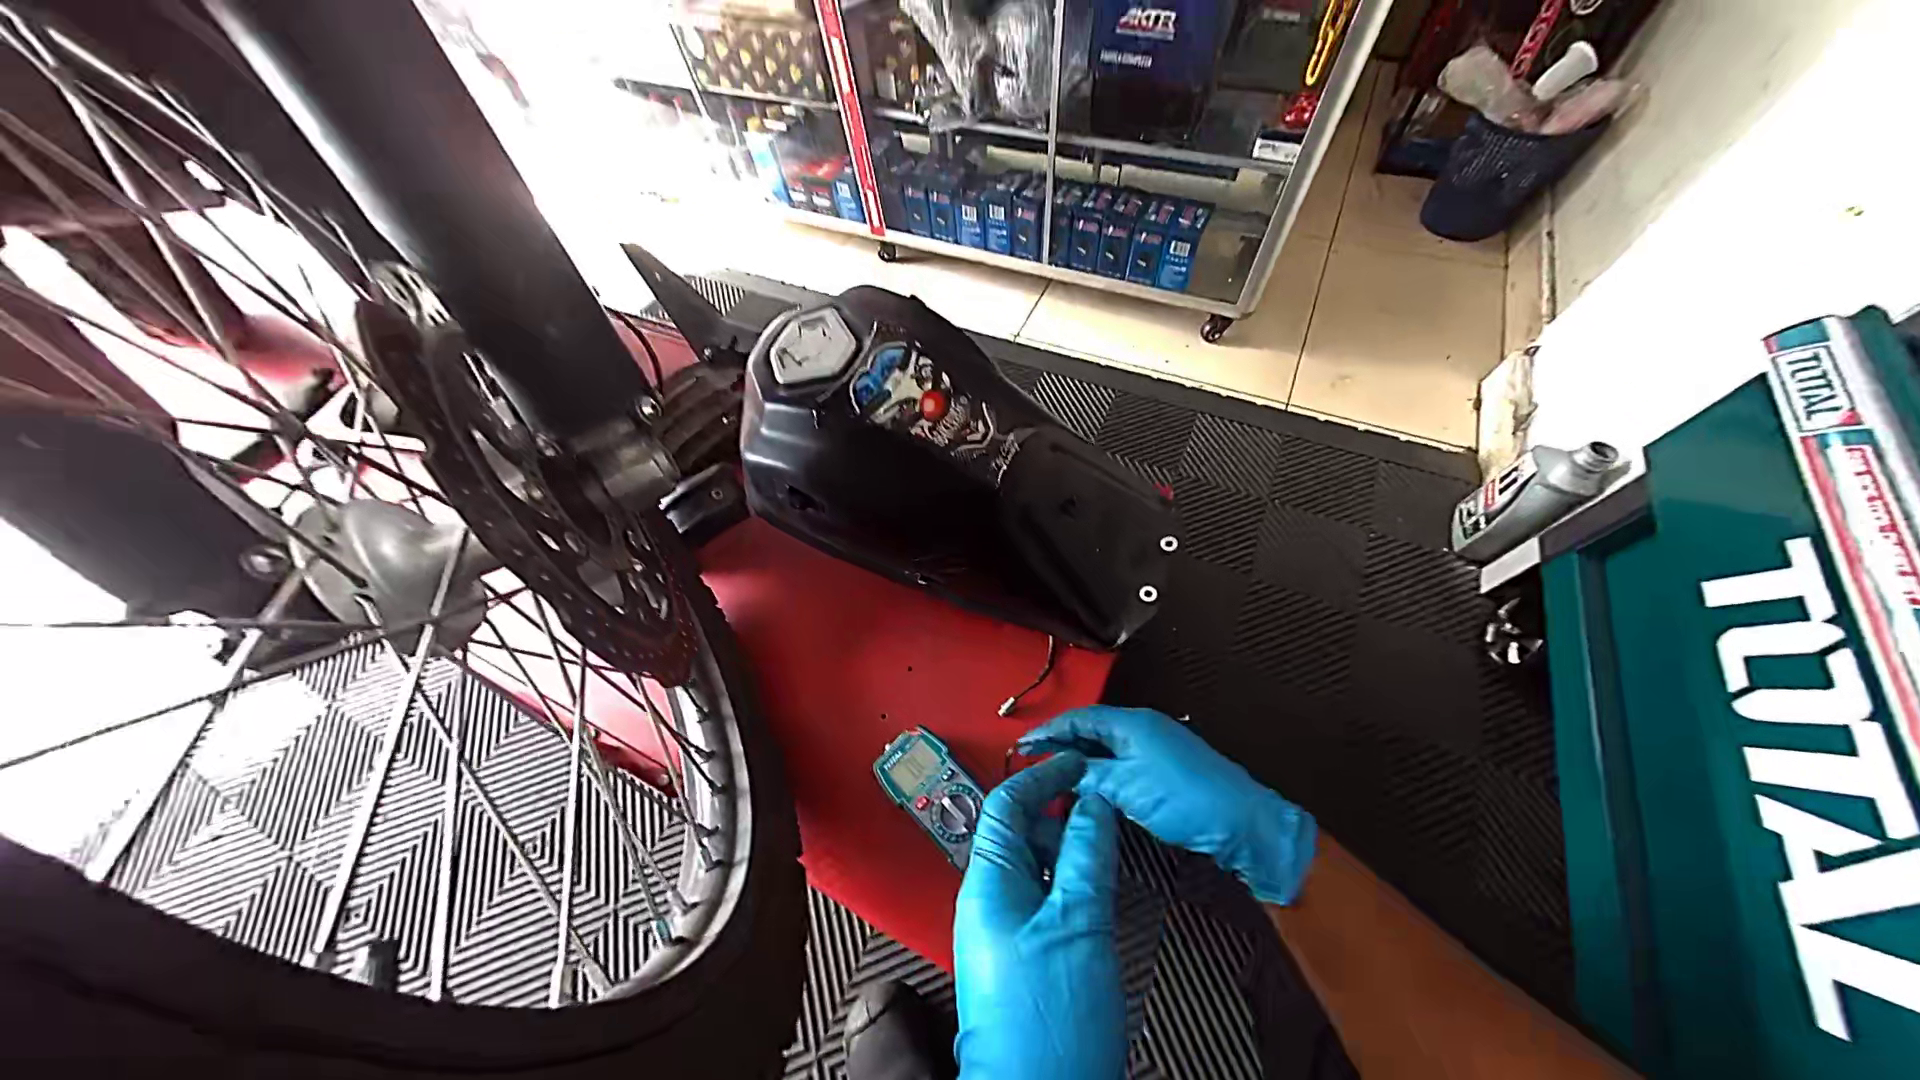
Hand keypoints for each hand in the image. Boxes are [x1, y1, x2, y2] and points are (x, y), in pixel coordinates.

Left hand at [953, 752, 1125, 1079]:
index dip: (1042, 777)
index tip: (1074, 764)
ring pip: (1034, 865)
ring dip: (1067, 851)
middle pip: (1020, 832)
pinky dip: (1068, 884)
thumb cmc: (1048, 1020)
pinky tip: (1094, 893)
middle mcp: (987, 898)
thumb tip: (1095, 806)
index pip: (1007, 803)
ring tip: (1102, 856)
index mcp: (988, 881)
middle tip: (1099, 813)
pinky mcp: (1021, 952)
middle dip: (1058, 816)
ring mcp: (1002, 926)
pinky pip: (1042, 897)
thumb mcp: (1080, 922)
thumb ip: (1088, 856)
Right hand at [1020, 706, 1315, 904]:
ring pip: (1105, 749)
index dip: (1048, 731)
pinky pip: (1121, 764)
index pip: (1079, 719)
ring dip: (1080, 762)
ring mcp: (1155, 749)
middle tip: (1033, 762)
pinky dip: (1100, 774)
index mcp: (1132, 723)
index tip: (1023, 745)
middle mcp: (1142, 729)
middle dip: (1060, 746)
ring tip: (1054, 779)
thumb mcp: (1127, 788)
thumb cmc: (1187, 800)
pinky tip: (1089, 791)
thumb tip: (1063, 773)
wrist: (1244, 824)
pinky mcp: (1164, 771)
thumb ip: (1089, 776)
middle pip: (1090, 731)